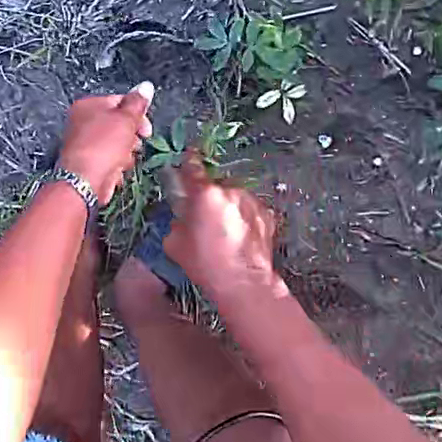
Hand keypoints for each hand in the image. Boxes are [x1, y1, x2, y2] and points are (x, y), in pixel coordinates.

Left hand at [55, 82, 154, 203]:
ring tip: (122, 159)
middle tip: (134, 144)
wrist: (85, 181)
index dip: (137, 115)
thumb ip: (137, 103)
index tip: (147, 129)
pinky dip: (116, 165)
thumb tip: (146, 86)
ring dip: (126, 152)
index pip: (120, 101)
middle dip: (132, 136)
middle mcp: (83, 121)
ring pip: (117, 143)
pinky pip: (110, 159)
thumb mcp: (125, 119)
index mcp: (88, 105)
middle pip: (119, 123)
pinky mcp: (89, 161)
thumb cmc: (103, 146)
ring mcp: (85, 142)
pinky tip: (115, 170)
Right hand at [164, 150, 282, 299]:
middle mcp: (230, 191)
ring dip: (227, 207)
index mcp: (205, 194)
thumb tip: (182, 218)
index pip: (193, 168)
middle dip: (209, 198)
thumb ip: (177, 222)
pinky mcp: (266, 215)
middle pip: (215, 186)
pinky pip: (248, 209)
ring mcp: (251, 202)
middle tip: (204, 219)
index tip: (188, 159)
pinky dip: (243, 217)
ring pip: (233, 197)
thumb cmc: (206, 264)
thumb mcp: (175, 243)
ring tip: (223, 232)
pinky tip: (238, 236)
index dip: (188, 163)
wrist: (243, 282)